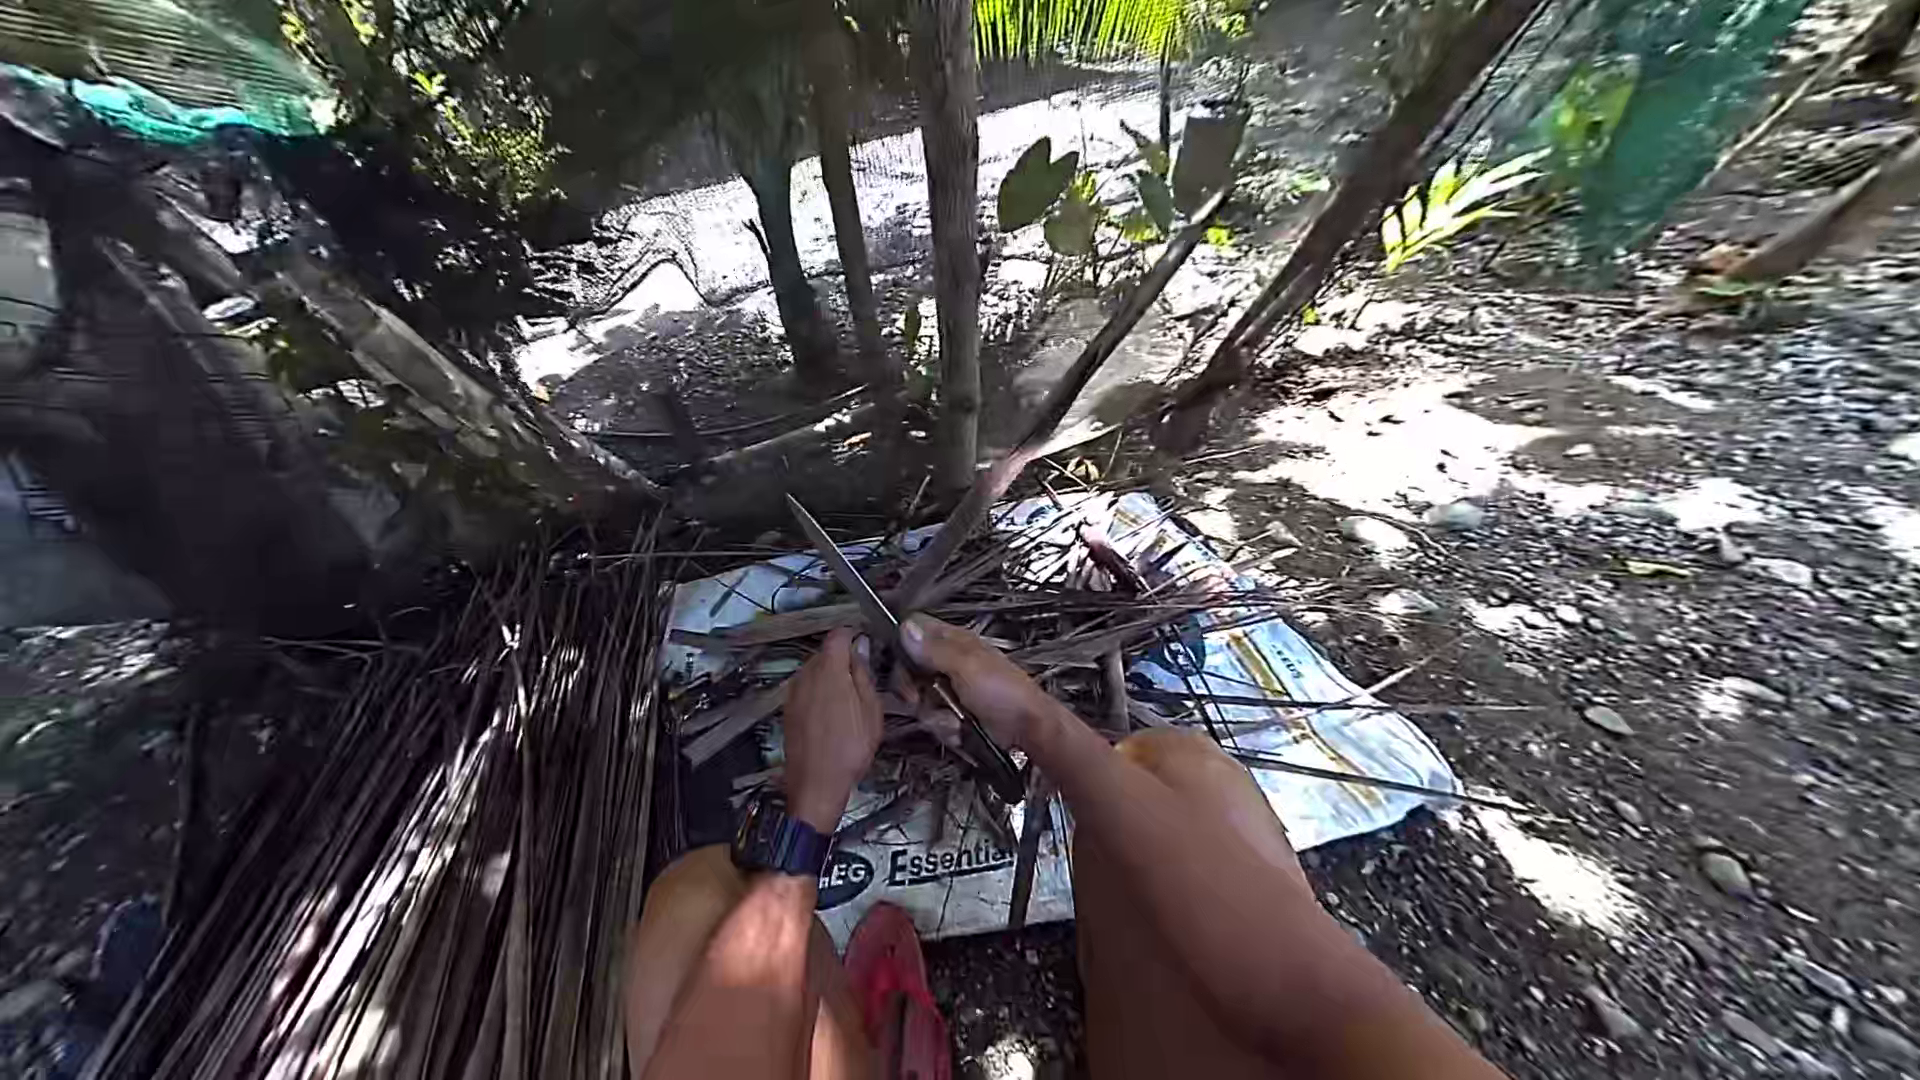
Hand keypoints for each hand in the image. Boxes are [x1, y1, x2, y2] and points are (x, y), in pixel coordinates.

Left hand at [781, 628, 882, 830]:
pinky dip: (819, 690)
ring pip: (814, 670)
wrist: (815, 786)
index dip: (853, 634)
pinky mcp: (787, 709)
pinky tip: (832, 712)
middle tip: (863, 677)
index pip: (838, 635)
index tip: (867, 644)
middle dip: (843, 658)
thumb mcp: (871, 711)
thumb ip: (863, 674)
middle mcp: (805, 675)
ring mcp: (793, 692)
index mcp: (829, 670)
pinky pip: (806, 687)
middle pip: (825, 652)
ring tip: (849, 698)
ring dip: (830, 675)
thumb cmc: (850, 748)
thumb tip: (860, 646)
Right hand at [899, 616, 1058, 750]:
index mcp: (954, 641)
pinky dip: (945, 727)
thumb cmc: (1008, 694)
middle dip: (915, 690)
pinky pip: (934, 719)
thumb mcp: (968, 667)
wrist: (1028, 731)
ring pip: (920, 700)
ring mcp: (952, 689)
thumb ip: (935, 649)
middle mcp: (950, 662)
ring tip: (955, 717)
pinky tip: (960, 728)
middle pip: (910, 671)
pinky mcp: (954, 712)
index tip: (905, 670)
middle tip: (923, 698)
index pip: (913, 633)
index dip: (903, 650)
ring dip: (934, 714)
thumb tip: (906, 628)